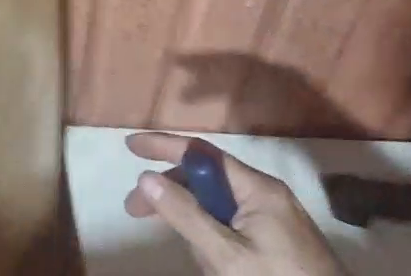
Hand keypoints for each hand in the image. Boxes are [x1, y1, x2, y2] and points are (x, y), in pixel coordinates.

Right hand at [124, 133, 344, 275]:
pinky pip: (235, 228)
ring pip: (219, 208)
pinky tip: (215, 265)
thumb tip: (145, 177)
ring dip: (198, 228)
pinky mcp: (281, 244)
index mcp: (258, 189)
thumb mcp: (227, 257)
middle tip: (136, 211)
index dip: (163, 146)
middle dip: (173, 194)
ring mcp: (276, 220)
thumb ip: (186, 215)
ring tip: (200, 262)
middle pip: (206, 180)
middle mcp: (267, 195)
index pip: (201, 153)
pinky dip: (216, 240)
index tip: (129, 147)